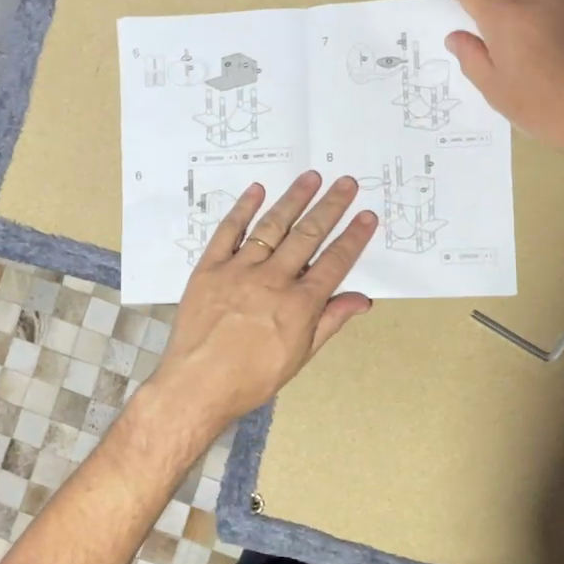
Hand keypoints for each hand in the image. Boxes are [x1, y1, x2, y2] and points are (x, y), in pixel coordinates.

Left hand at [149, 172, 377, 431]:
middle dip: (330, 207)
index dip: (353, 237)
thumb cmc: (251, 379)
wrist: (196, 386)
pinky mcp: (209, 269)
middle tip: (346, 183)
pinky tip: (256, 190)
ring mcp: (238, 271)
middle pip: (307, 236)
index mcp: (298, 305)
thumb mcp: (299, 356)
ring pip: (271, 227)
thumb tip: (361, 300)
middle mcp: (272, 281)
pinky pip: (228, 232)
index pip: (335, 263)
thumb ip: (329, 321)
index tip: (367, 216)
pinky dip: (242, 209)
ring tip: (311, 177)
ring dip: (293, 200)